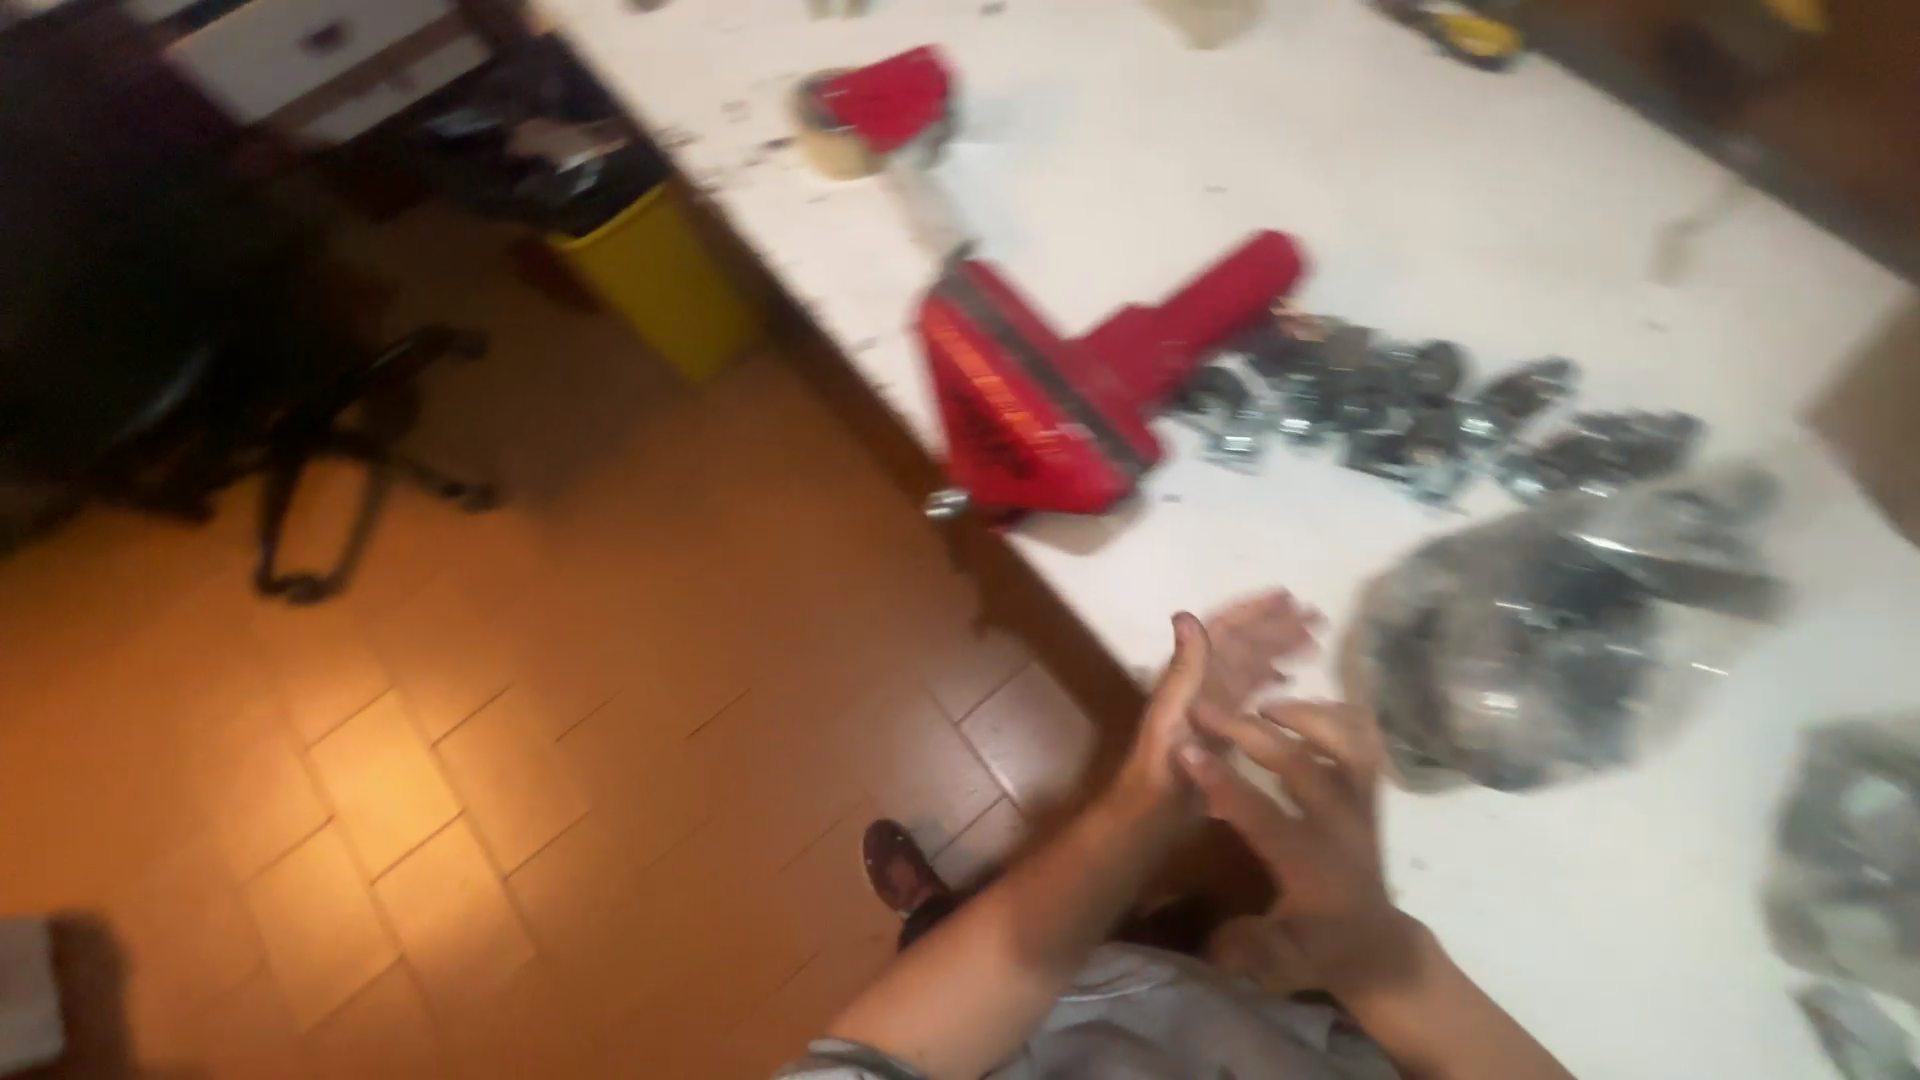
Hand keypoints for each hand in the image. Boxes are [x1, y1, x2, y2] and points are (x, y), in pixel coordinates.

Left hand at [1118, 594, 1319, 804]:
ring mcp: (1213, 702)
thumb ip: (1184, 667)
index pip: (1224, 630)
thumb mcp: (1172, 713)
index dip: (1253, 611)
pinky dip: (1269, 679)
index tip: (1287, 597)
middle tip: (1316, 617)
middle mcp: (1202, 681)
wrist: (1153, 809)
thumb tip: (1184, 614)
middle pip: (1242, 643)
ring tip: (1313, 640)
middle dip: (1275, 626)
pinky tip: (1290, 678)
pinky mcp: (1222, 725)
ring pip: (1249, 664)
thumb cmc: (1161, 764)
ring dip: (1277, 648)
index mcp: (1190, 674)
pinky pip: (1249, 692)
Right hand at [1178, 700, 1422, 995]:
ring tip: (1263, 705)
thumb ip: (1247, 948)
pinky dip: (1337, 717)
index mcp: (1313, 865)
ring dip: (1306, 717)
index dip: (1223, 781)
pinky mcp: (1371, 795)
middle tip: (1207, 710)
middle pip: (1303, 766)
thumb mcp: (1280, 961)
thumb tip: (1209, 942)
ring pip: (1349, 745)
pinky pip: (1366, 742)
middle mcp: (1342, 828)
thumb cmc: (1319, 947)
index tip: (1186, 750)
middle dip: (1251, 734)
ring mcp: (1363, 807)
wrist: (1378, 945)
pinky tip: (1300, 713)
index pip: (1264, 814)